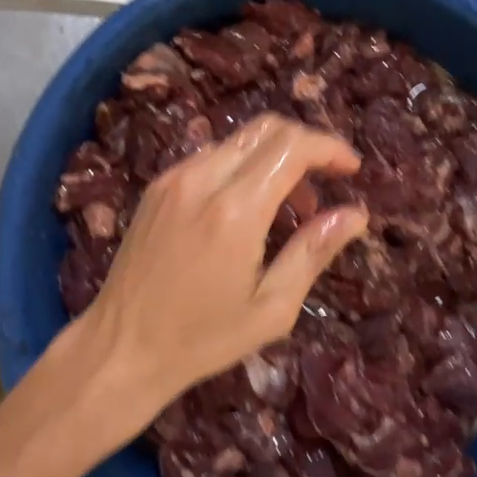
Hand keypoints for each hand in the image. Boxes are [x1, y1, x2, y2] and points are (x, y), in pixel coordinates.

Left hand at [74, 113, 369, 407]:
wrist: (121, 347)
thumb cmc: (202, 339)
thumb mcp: (271, 308)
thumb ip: (313, 252)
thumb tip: (355, 214)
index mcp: (235, 210)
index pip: (291, 147)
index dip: (328, 147)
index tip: (352, 169)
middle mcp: (202, 179)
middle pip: (266, 129)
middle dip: (304, 146)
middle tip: (326, 186)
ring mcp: (174, 177)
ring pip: (237, 140)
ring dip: (272, 158)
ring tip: (289, 210)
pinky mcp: (158, 185)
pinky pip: (210, 156)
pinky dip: (240, 167)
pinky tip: (247, 210)